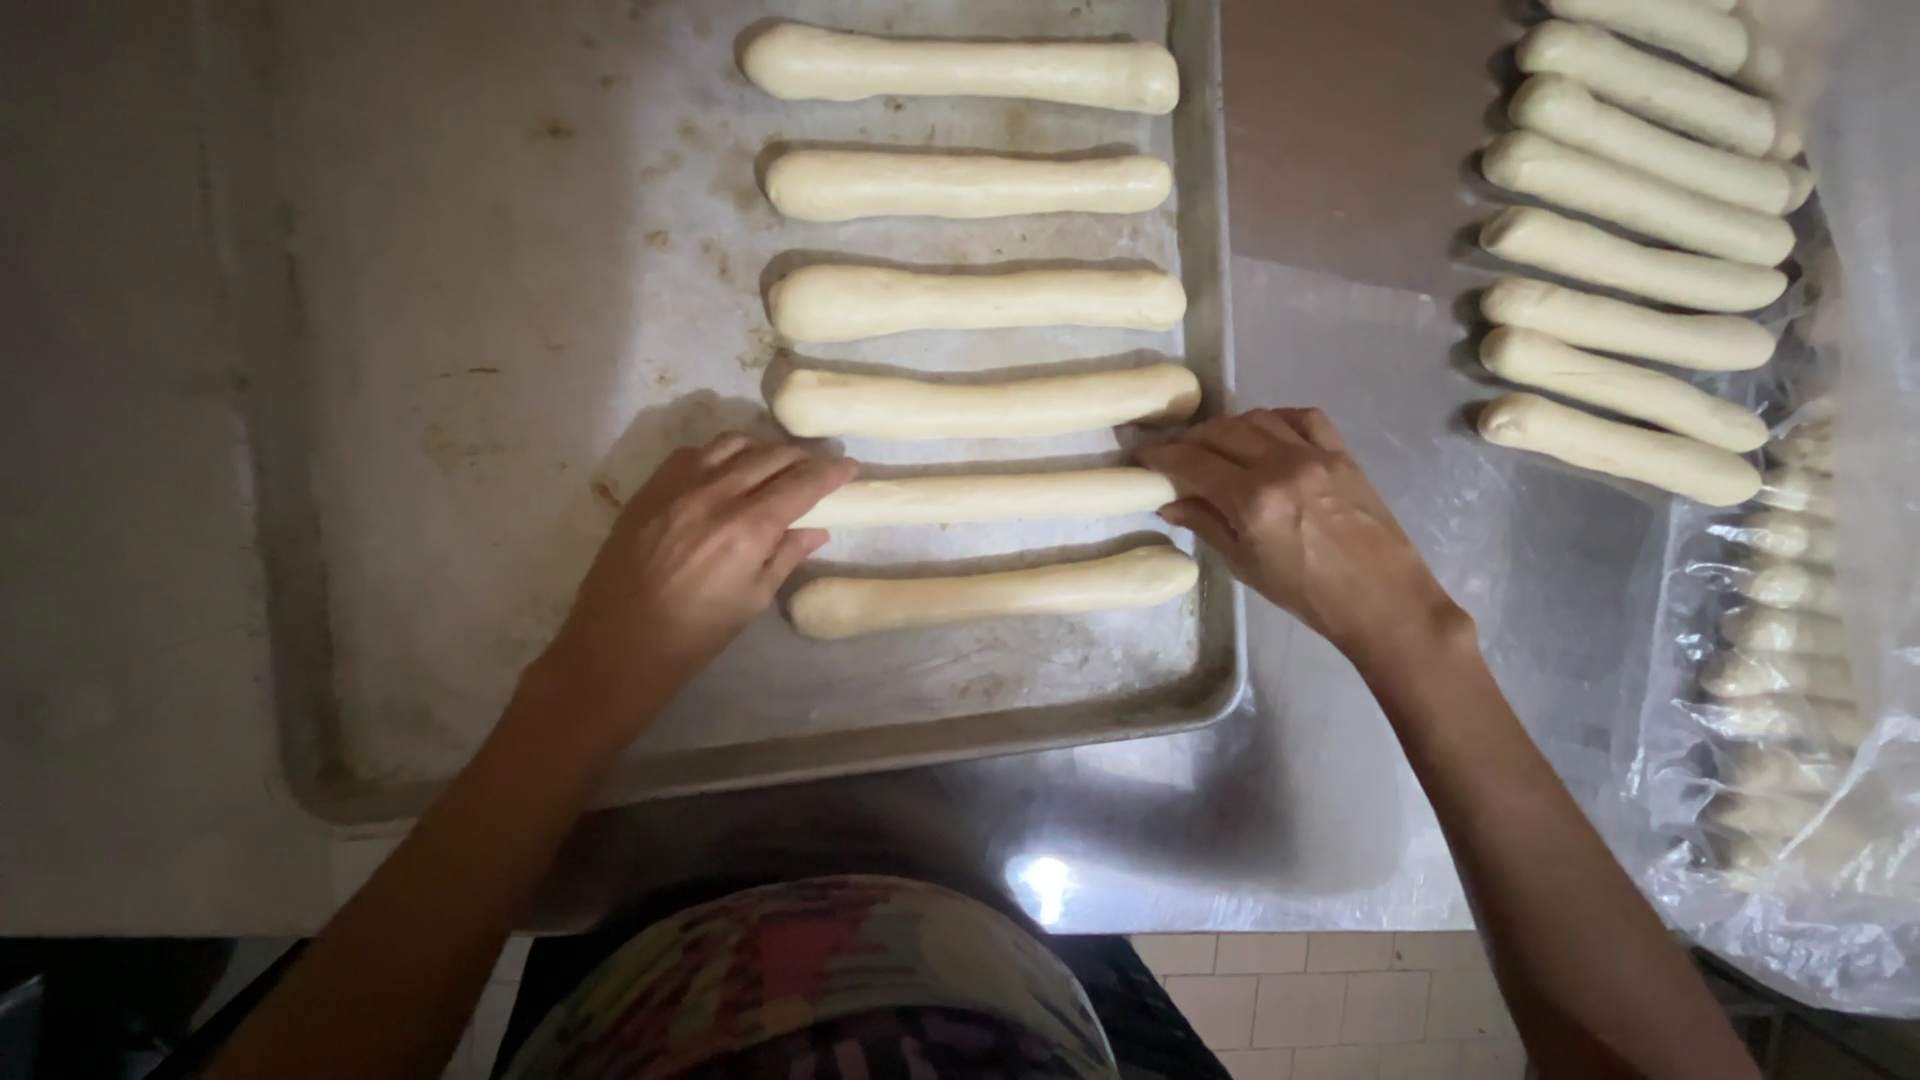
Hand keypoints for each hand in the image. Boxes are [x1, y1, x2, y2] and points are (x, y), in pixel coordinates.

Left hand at [525, 434, 855, 733]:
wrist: (619, 641)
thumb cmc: (696, 633)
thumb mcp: (754, 599)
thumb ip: (787, 555)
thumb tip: (817, 529)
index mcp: (748, 529)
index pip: (802, 484)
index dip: (831, 472)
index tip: (850, 466)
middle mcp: (716, 495)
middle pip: (772, 456)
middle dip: (803, 457)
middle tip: (819, 465)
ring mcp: (678, 486)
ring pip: (733, 444)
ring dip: (763, 448)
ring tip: (776, 462)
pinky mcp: (651, 487)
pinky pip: (694, 452)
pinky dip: (721, 453)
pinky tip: (728, 469)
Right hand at [1139, 408, 1464, 663]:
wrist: (1382, 598)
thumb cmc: (1306, 594)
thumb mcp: (1244, 565)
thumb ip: (1206, 525)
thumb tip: (1171, 503)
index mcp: (1253, 500)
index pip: (1193, 463)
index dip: (1162, 457)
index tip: (1143, 456)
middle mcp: (1281, 466)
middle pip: (1221, 433)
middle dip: (1190, 439)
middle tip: (1173, 452)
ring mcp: (1315, 455)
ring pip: (1257, 419)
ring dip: (1227, 427)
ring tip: (1213, 444)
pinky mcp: (1342, 454)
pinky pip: (1303, 418)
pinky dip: (1275, 419)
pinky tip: (1264, 433)